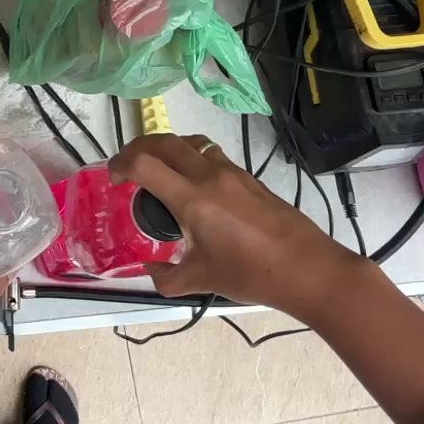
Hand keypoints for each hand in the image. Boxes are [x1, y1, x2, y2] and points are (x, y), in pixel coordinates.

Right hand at [109, 133, 370, 319]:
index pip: (144, 163)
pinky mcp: (248, 177)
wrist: (309, 269)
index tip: (114, 179)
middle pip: (163, 142)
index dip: (120, 164)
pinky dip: (190, 157)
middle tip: (126, 166)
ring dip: (165, 147)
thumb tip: (150, 270)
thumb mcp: (201, 281)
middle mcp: (210, 176)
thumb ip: (166, 277)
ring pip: (189, 142)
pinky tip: (192, 184)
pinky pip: (210, 153)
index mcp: (192, 199)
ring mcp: (232, 173)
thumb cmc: (252, 275)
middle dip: (137, 148)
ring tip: (157, 168)